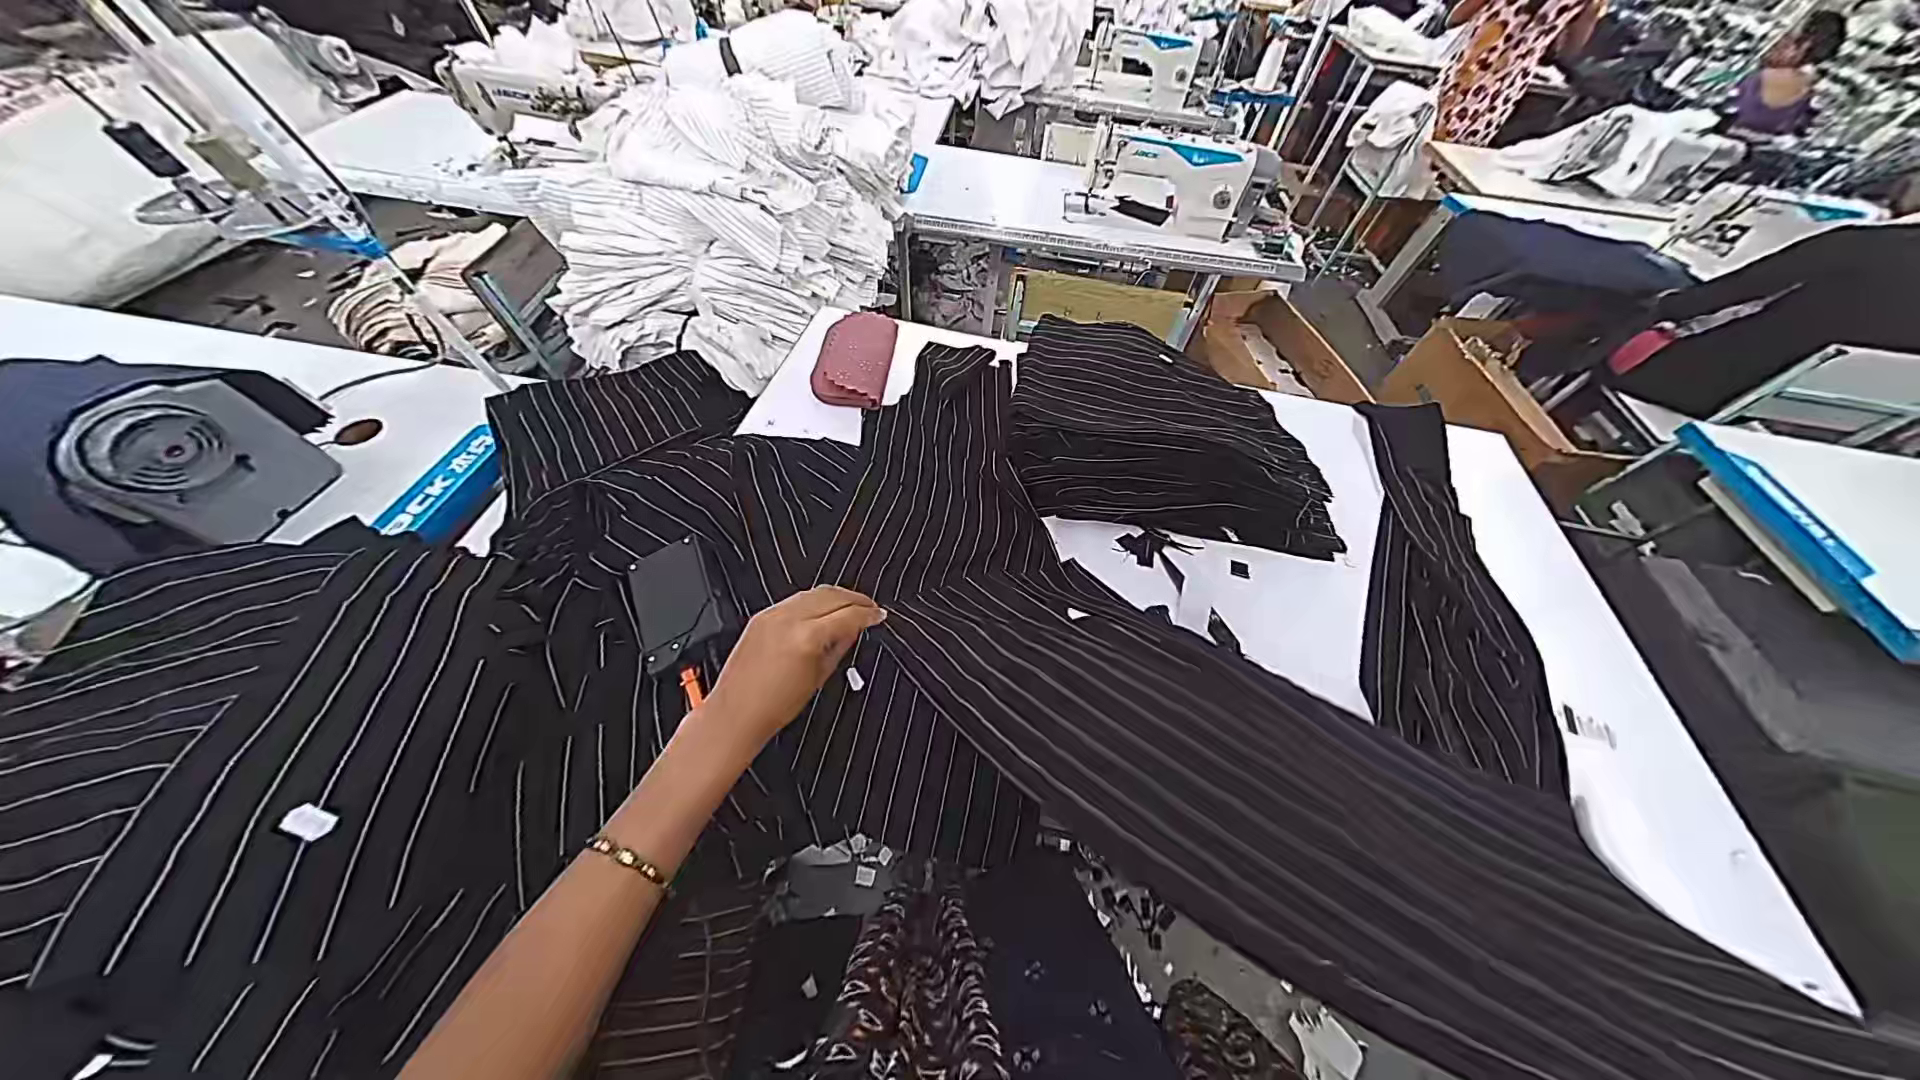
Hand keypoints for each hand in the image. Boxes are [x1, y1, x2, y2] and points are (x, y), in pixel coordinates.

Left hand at [701, 587, 884, 746]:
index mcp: (807, 636)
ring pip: (814, 592)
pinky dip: (814, 601)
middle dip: (856, 599)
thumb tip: (855, 628)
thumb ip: (841, 644)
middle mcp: (788, 619)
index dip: (869, 614)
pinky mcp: (761, 616)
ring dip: (836, 596)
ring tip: (850, 606)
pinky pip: (795, 599)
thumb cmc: (773, 706)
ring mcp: (772, 615)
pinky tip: (822, 610)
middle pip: (833, 595)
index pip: (848, 614)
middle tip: (870, 608)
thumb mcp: (819, 676)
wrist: (736, 714)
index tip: (879, 615)